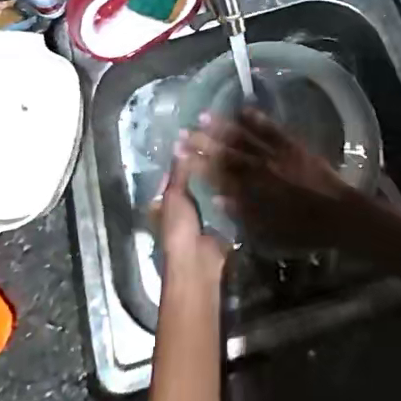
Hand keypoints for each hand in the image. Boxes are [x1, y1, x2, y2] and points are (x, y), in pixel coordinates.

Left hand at [151, 140, 228, 287]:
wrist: (198, 262)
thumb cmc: (179, 227)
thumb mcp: (175, 195)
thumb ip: (179, 172)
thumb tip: (179, 143)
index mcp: (162, 203)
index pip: (171, 176)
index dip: (181, 159)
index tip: (197, 139)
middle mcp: (178, 210)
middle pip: (189, 184)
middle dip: (200, 170)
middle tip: (217, 147)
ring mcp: (198, 219)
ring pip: (206, 194)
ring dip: (215, 182)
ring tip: (230, 159)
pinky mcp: (216, 227)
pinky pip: (221, 207)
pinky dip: (227, 197)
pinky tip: (238, 181)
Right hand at [184, 107, 382, 252]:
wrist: (340, 215)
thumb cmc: (304, 230)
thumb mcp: (269, 232)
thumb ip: (242, 213)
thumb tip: (218, 196)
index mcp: (252, 192)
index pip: (217, 174)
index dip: (196, 163)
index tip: (179, 153)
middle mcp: (260, 169)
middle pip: (226, 153)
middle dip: (203, 142)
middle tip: (183, 132)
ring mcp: (277, 155)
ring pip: (245, 138)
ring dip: (223, 127)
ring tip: (204, 116)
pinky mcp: (293, 146)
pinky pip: (271, 129)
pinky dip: (257, 118)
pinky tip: (243, 109)